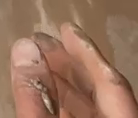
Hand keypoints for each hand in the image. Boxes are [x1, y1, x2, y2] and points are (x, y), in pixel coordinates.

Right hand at [10, 24, 137, 117]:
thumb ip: (37, 92)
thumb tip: (25, 46)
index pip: (112, 83)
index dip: (88, 53)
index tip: (67, 27)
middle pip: (102, 92)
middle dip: (70, 64)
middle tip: (41, 41)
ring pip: (95, 106)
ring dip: (64, 83)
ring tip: (37, 61)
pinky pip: (87, 117)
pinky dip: (66, 103)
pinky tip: (46, 91)